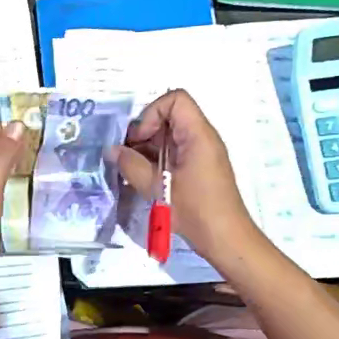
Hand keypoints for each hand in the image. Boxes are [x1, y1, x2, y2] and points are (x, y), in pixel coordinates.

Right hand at [114, 90, 261, 260]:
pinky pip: (175, 152)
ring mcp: (202, 153)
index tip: (139, 140)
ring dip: (148, 149)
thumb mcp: (158, 188)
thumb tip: (112, 151)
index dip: (151, 113)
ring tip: (132, 171)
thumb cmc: (196, 210)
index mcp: (198, 134)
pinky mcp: (199, 168)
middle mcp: (202, 137)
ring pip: (170, 136)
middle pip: (169, 116)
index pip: (174, 99)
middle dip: (144, 132)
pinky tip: (144, 180)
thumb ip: (132, 166)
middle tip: (129, 157)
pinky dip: (157, 161)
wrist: (226, 239)